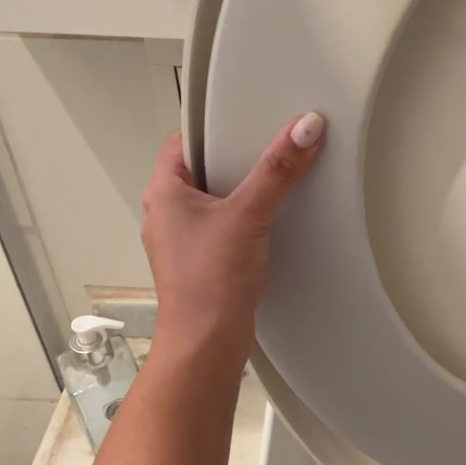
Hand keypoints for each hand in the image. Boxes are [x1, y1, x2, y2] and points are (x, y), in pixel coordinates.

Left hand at [140, 113, 325, 352]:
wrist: (206, 344)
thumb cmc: (207, 287)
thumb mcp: (249, 216)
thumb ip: (278, 170)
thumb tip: (301, 131)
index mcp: (164, 192)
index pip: (184, 140)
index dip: (214, 128)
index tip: (242, 120)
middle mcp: (167, 215)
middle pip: (203, 169)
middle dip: (234, 162)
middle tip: (264, 152)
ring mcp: (183, 241)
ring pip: (213, 202)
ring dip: (240, 196)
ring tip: (269, 190)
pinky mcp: (202, 263)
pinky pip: (222, 230)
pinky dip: (243, 224)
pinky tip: (266, 230)